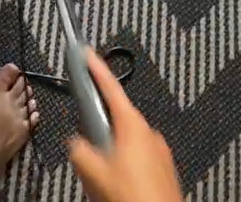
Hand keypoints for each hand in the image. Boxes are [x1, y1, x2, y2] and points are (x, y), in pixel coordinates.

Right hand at [69, 51, 178, 201]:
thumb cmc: (134, 197)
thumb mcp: (93, 172)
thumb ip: (78, 148)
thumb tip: (75, 143)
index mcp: (132, 123)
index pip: (109, 86)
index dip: (95, 67)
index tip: (87, 52)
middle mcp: (148, 131)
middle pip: (116, 118)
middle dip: (100, 132)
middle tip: (90, 153)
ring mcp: (159, 150)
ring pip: (126, 142)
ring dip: (113, 154)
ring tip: (106, 180)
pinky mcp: (164, 169)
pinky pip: (138, 158)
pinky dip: (126, 167)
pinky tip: (119, 188)